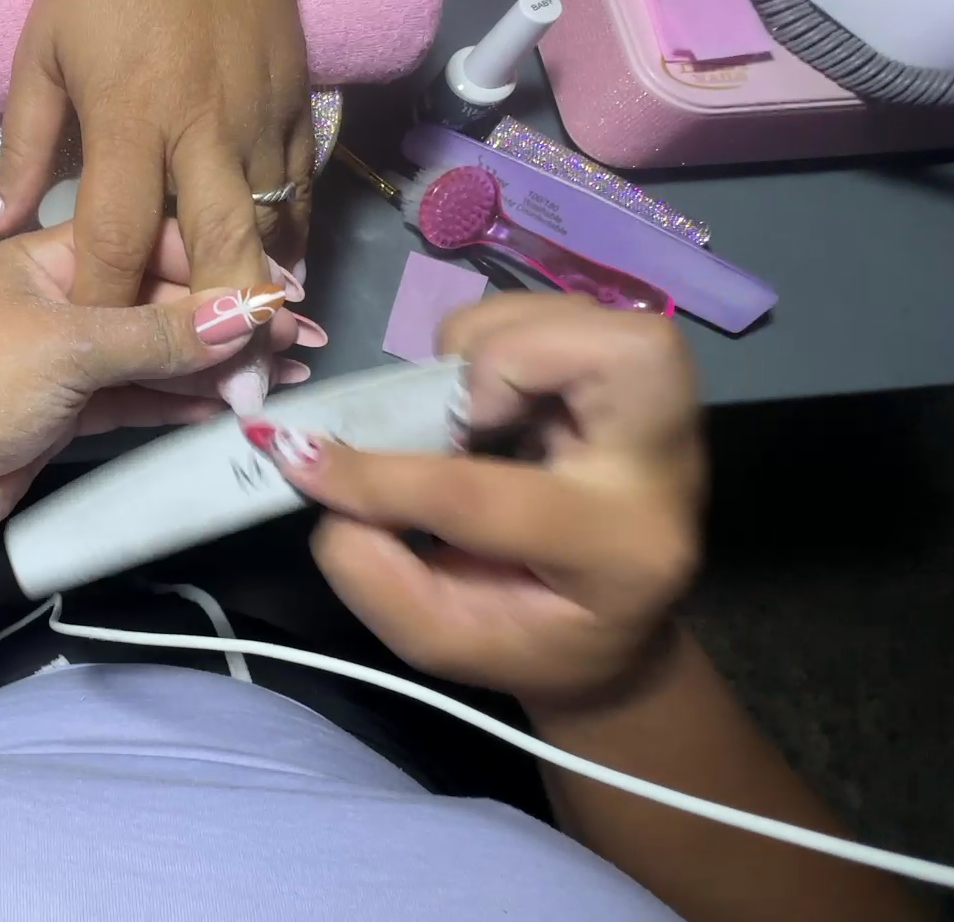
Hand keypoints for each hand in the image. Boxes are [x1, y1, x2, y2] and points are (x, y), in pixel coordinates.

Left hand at [0, 0, 329, 412]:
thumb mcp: (42, 52)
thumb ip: (24, 147)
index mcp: (129, 118)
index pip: (118, 237)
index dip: (115, 304)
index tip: (111, 357)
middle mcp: (200, 131)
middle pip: (213, 248)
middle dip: (220, 326)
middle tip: (231, 388)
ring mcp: (258, 122)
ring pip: (267, 230)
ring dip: (265, 298)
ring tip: (265, 355)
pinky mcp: (297, 110)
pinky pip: (297, 195)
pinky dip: (288, 244)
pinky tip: (278, 282)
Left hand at [0, 221, 305, 529]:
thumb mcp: (67, 346)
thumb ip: (159, 332)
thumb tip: (249, 313)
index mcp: (49, 258)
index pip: (146, 243)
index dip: (215, 267)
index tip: (279, 292)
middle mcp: (64, 300)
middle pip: (158, 303)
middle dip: (226, 324)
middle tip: (299, 341)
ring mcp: (69, 358)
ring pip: (154, 355)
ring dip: (215, 367)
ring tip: (287, 375)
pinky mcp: (73, 409)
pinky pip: (138, 396)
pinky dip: (182, 400)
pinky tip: (233, 404)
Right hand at [248, 295, 705, 701]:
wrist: (607, 627)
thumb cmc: (519, 636)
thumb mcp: (432, 637)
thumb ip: (366, 567)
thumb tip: (321, 477)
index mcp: (610, 554)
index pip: (480, 495)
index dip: (376, 476)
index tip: (298, 457)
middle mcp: (655, 472)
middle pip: (628, 354)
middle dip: (509, 357)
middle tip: (450, 406)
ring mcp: (653, 418)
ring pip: (586, 320)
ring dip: (488, 343)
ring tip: (453, 401)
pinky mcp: (626, 387)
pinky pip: (557, 316)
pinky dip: (492, 336)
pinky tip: (473, 390)